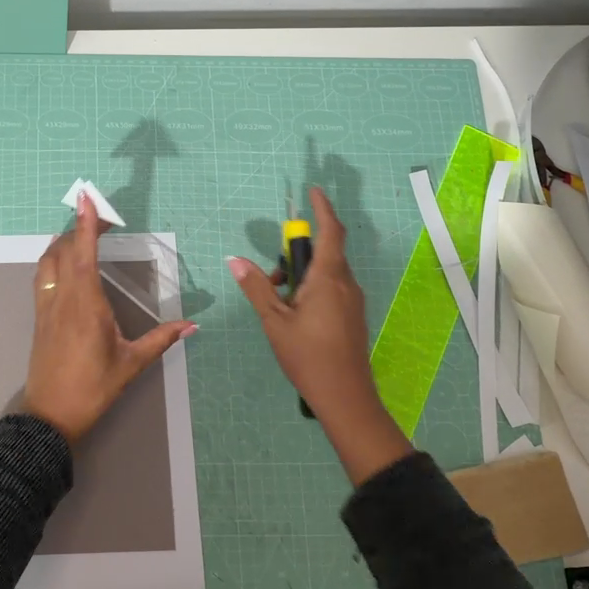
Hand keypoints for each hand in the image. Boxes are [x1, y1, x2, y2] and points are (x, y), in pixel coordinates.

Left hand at [22, 194, 196, 444]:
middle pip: (63, 250)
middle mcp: (62, 298)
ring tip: (82, 234)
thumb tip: (192, 325)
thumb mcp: (131, 364)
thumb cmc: (93, 389)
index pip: (83, 253)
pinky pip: (42, 276)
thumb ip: (161, 340)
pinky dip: (52, 259)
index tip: (87, 199)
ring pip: (47, 260)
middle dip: (79, 228)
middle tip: (102, 219)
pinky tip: (64, 262)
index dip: (85, 224)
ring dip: (62, 242)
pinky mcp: (39, 317)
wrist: (50, 415)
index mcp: (86, 305)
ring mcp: (46, 307)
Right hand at [228, 186, 413, 484]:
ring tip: (278, 300)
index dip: (323, 209)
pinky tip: (294, 313)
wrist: (345, 396)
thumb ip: (257, 287)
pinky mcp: (353, 316)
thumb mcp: (274, 320)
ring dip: (302, 274)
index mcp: (329, 278)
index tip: (313, 192)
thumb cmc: (308, 356)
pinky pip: (333, 288)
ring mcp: (353, 300)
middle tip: (273, 274)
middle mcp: (346, 283)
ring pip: (328, 272)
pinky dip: (312, 288)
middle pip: (326, 252)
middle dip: (298, 253)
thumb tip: (236, 260)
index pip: (330, 231)